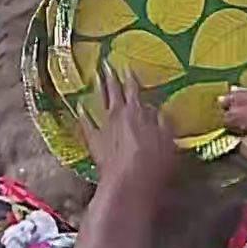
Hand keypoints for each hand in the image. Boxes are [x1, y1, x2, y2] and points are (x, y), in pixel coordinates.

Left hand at [81, 64, 177, 202]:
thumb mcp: (167, 138)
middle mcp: (118, 114)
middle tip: (105, 63)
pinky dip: (82, 114)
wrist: (127, 184)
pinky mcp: (95, 142)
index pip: (133, 88)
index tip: (125, 65)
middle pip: (114, 90)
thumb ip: (162, 121)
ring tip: (94, 76)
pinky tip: (79, 105)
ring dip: (98, 88)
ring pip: (99, 102)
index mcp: (137, 110)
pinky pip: (86, 124)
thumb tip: (156, 108)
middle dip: (110, 76)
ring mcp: (104, 127)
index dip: (130, 76)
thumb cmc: (152, 162)